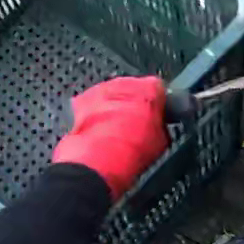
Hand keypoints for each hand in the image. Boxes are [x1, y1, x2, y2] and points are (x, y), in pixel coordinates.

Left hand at [52, 76, 168, 199]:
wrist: (99, 160)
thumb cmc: (130, 150)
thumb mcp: (161, 143)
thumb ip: (161, 128)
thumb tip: (159, 131)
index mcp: (149, 88)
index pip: (158, 89)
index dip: (158, 105)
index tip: (156, 118)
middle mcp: (125, 83)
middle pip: (133, 89)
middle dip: (134, 106)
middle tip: (136, 129)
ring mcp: (101, 90)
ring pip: (111, 96)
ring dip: (113, 110)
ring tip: (115, 135)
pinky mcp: (81, 101)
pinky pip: (92, 105)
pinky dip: (94, 116)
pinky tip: (98, 135)